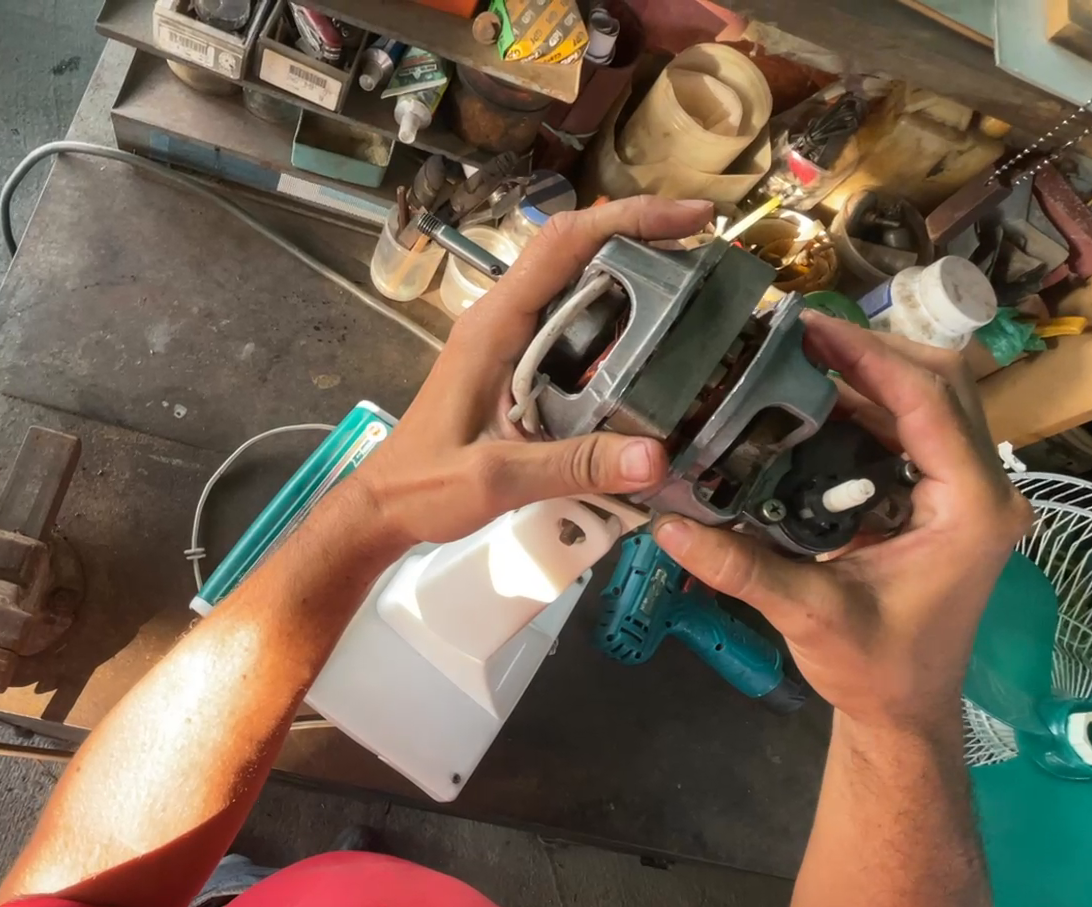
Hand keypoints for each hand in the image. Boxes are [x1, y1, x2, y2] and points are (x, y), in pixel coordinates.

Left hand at [350, 197, 711, 547]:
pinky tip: (640, 355)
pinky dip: (606, 327)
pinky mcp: (506, 367)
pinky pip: (563, 330)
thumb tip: (654, 458)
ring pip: (570, 291)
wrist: (386, 503)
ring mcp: (501, 342)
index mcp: (492, 327)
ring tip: (689, 303)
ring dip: (627, 285)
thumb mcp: (497, 478)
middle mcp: (497, 322)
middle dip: (641, 245)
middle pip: (574, 256)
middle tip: (705, 267)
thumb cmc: (425, 486)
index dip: (630, 218)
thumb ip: (571, 467)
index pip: (563, 245)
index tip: (693, 220)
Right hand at [652, 316, 1030, 729]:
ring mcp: (962, 493)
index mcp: (969, 509)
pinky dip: (861, 412)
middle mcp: (980, 489)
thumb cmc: (875, 668)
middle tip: (796, 340)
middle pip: (941, 386)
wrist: (903, 710)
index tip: (808, 330)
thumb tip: (667, 527)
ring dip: (865, 378)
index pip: (929, 404)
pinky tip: (807, 413)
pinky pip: (907, 434)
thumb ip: (740, 568)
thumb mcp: (806, 615)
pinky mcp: (937, 502)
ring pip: (927, 404)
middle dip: (871, 354)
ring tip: (793, 364)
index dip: (869, 359)